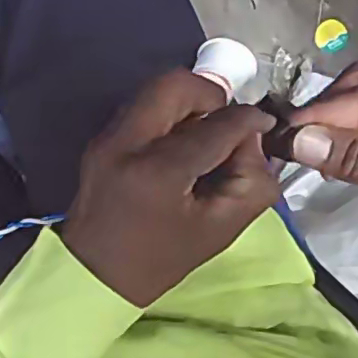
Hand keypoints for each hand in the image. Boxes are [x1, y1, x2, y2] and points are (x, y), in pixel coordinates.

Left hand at [60, 71, 281, 306]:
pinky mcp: (100, 139)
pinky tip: (178, 145)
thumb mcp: (220, 230)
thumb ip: (251, 180)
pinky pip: (141, 107)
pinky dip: (167, 113)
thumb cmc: (159, 260)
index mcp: (158, 171)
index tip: (264, 123)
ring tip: (204, 135)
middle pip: (174, 84)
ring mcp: (107, 138)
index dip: (249, 118)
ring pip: (154, 90)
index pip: (216, 125)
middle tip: (225, 123)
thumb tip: (251, 137)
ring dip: (188, 103)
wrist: (93, 274)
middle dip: (210, 95)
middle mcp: (126, 142)